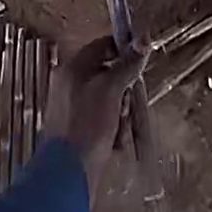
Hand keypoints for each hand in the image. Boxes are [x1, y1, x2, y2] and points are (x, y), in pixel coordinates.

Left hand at [44, 36, 147, 191]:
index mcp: (73, 67)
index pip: (101, 45)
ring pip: (107, 99)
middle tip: (126, 106)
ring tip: (120, 129)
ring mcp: (72, 107)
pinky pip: (101, 120)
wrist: (68, 175)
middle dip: (123, 91)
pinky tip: (115, 143)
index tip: (140, 65)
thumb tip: (144, 37)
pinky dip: (111, 129)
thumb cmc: (88, 125)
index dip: (123, 51)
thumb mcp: (111, 90)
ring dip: (119, 113)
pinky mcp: (77, 130)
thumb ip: (127, 65)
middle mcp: (69, 83)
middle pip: (107, 74)